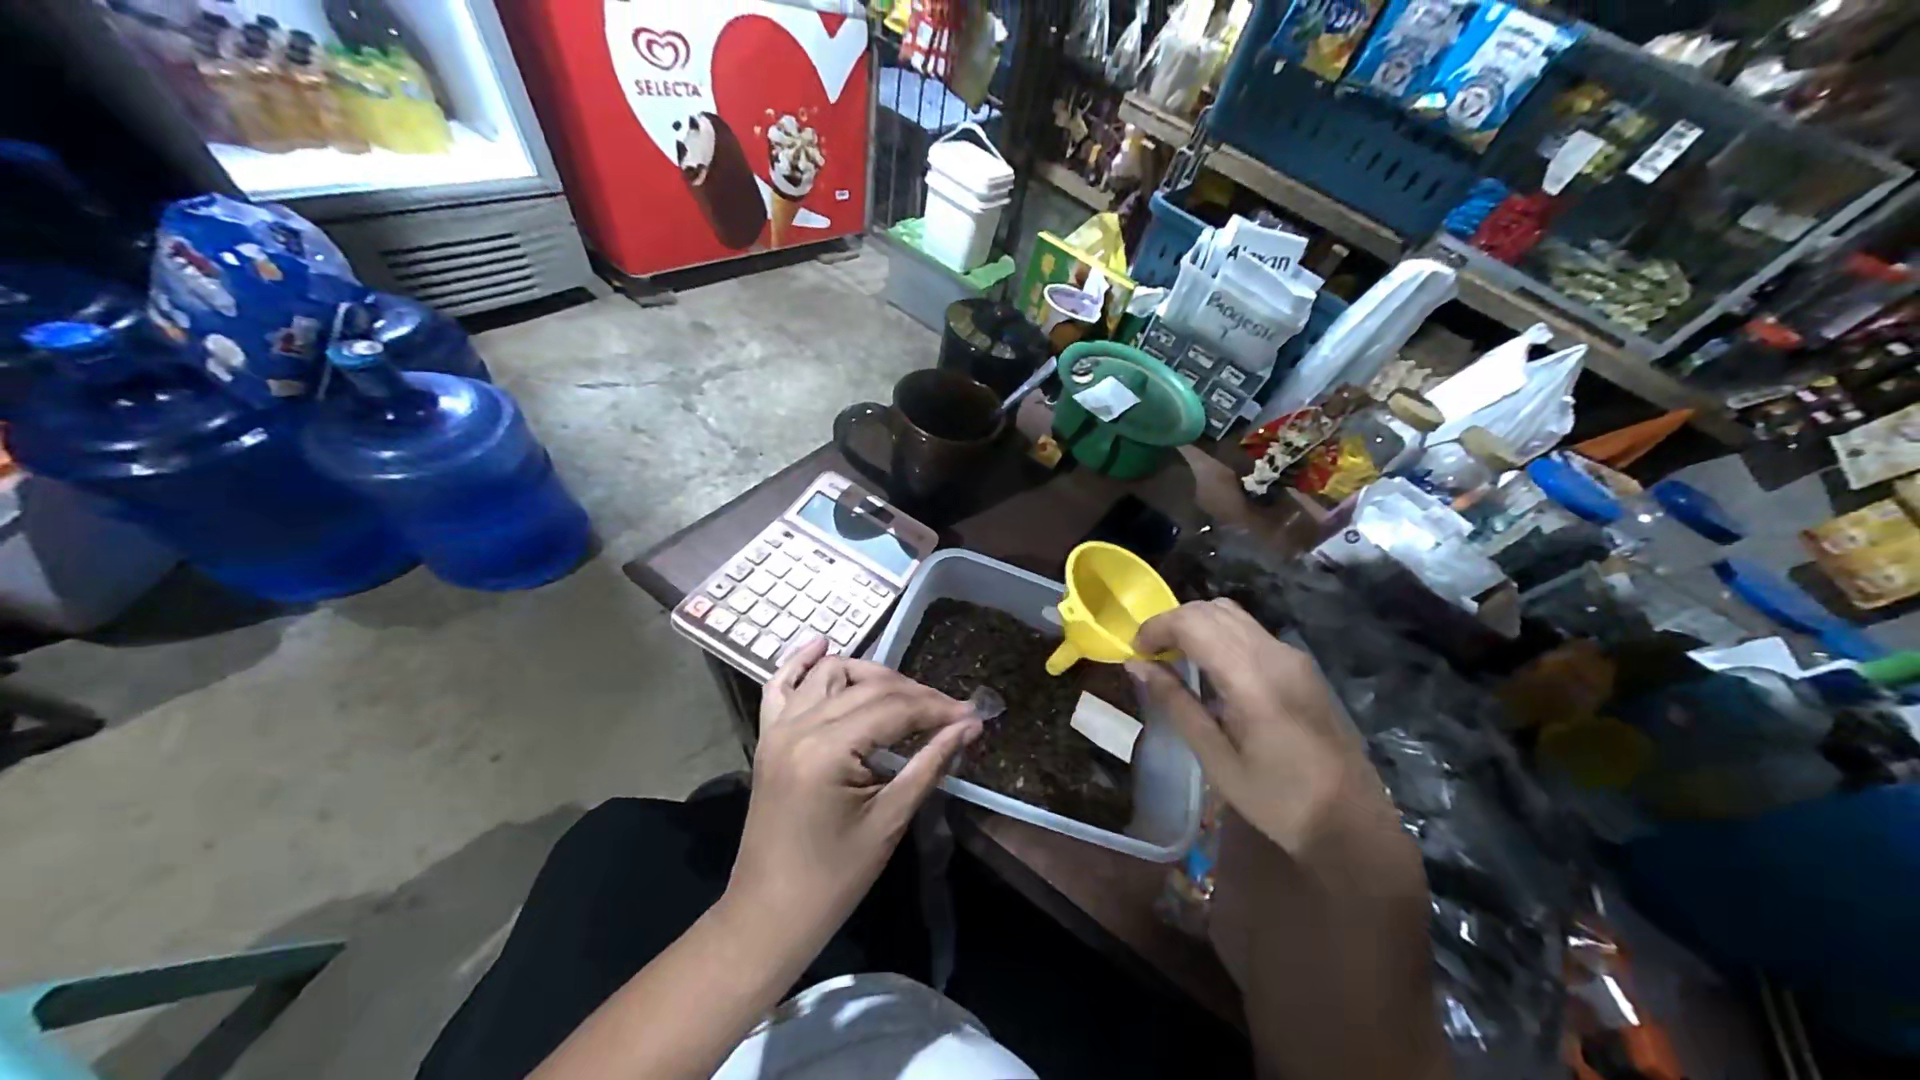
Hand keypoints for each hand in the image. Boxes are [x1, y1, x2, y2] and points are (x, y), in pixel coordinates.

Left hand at [731, 638, 980, 953]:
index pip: (893, 709)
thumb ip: (929, 763)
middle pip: (866, 688)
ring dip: (869, 675)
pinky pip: (781, 685)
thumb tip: (969, 726)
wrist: (770, 913)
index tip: (972, 713)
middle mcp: (798, 727)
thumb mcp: (889, 819)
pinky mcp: (767, 737)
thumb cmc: (835, 877)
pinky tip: (823, 645)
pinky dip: (802, 663)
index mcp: (827, 750)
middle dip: (913, 694)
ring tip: (904, 695)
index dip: (936, 708)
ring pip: (829, 675)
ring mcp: (777, 729)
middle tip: (948, 713)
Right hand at [1128, 599, 1384, 854]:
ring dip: (1197, 625)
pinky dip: (1219, 635)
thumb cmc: (1277, 800)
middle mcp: (1275, 655)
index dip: (1157, 628)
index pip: (1194, 623)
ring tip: (1175, 659)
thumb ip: (1177, 703)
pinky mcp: (1302, 666)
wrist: (1352, 823)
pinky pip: (1250, 632)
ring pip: (1232, 614)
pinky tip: (1210, 669)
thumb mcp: (1216, 759)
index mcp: (1253, 679)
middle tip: (1151, 656)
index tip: (1135, 653)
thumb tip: (1137, 666)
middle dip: (1173, 623)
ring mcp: (1293, 657)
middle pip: (1212, 609)